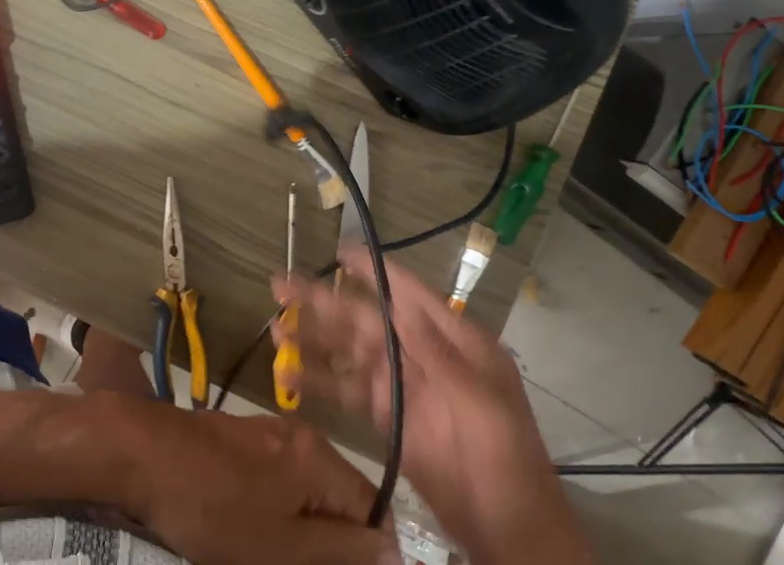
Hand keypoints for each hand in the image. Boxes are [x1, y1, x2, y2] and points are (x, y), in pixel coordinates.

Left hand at [103, 393, 392, 564]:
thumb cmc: (212, 506)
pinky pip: (271, 482)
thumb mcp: (283, 545)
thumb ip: (343, 549)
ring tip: (269, 556)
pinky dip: (268, 512)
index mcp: (320, 457)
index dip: (371, 554)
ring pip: (302, 493)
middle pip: (338, 500)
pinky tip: (243, 531)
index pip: (375, 510)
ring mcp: (263, 434)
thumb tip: (394, 551)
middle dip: (329, 545)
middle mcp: (299, 436)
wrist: (136, 452)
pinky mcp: (233, 440)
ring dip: (296, 531)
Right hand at [272, 246, 591, 564]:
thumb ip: (439, 357)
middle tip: (281, 284)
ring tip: (275, 328)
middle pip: (367, 320)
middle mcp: (423, 355)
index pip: (409, 295)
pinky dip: (317, 380)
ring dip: (313, 339)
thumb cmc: (508, 461)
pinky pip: (346, 389)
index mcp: (456, 343)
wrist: (509, 533)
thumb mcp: (482, 405)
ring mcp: (401, 385)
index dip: (373, 271)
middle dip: (324, 302)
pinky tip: (287, 374)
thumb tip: (399, 309)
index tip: (338, 250)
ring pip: (349, 351)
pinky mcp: (385, 416)